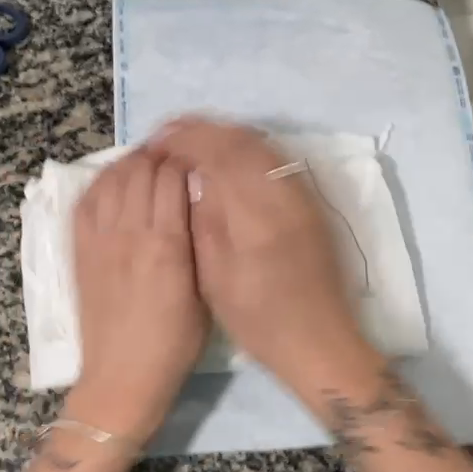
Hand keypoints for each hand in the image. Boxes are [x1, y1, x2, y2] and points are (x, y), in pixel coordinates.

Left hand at [65, 147, 207, 442]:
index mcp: (167, 245)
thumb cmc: (174, 343)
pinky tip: (115, 181)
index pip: (172, 177)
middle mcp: (129, 233)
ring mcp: (98, 239)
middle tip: (173, 157)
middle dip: (159, 155)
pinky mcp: (78, 249)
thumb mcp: (204, 293)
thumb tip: (198, 200)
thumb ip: (199, 242)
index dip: (185, 160)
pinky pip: (85, 200)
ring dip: (130, 163)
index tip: (196, 160)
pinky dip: (101, 181)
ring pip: (111, 178)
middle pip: (140, 170)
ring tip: (146, 163)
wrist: (122, 376)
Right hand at [151, 116, 385, 392]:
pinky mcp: (309, 202)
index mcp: (255, 213)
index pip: (216, 152)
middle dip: (200, 130)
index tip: (154, 144)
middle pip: (239, 138)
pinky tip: (225, 158)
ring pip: (259, 143)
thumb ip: (202, 218)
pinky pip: (273, 157)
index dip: (182, 140)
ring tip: (189, 141)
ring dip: (222, 134)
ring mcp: (301, 194)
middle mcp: (282, 193)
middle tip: (166, 135)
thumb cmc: (256, 319)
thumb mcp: (213, 274)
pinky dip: (244, 147)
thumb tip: (189, 177)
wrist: (318, 342)